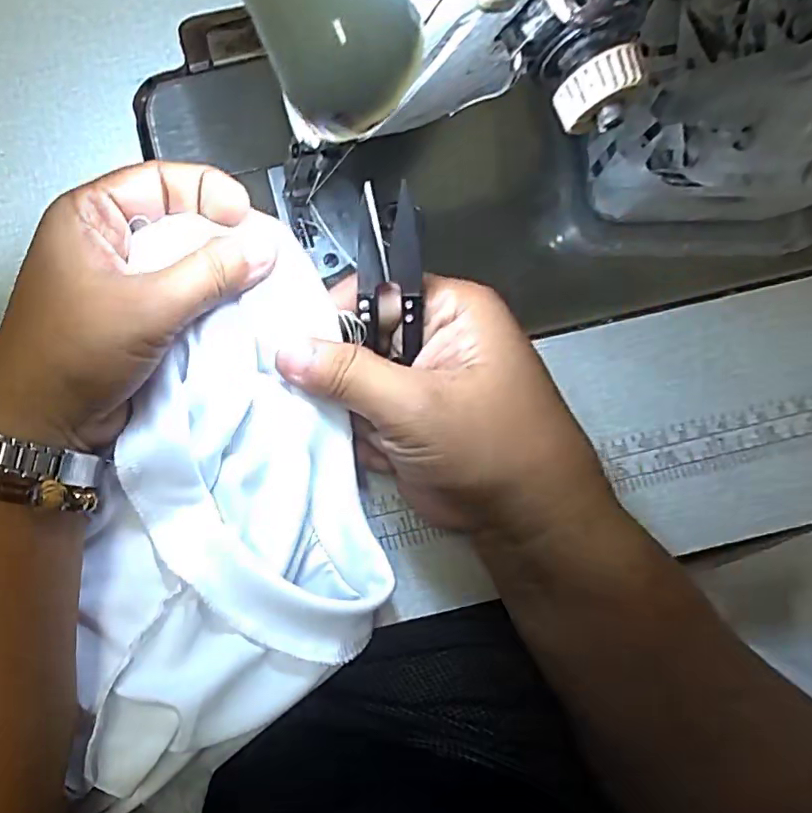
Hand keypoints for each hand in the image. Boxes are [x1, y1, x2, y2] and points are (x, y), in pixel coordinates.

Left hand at [0, 162, 275, 449]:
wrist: (44, 428)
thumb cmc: (67, 358)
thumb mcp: (145, 307)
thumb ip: (209, 274)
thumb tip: (260, 248)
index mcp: (87, 218)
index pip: (158, 180)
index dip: (206, 191)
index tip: (245, 215)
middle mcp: (105, 245)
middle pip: (177, 223)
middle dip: (220, 238)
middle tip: (258, 254)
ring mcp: (122, 285)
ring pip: (184, 266)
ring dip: (218, 277)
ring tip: (253, 285)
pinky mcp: (137, 320)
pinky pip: (182, 301)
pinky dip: (209, 307)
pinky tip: (234, 314)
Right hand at [275, 275, 618, 546]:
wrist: (525, 519)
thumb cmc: (491, 449)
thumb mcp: (414, 405)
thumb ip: (347, 374)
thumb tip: (286, 349)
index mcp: (449, 311)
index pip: (373, 293)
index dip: (332, 317)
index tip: (292, 347)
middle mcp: (433, 339)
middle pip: (359, 338)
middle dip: (339, 374)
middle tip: (321, 399)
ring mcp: (419, 382)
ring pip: (356, 380)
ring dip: (350, 410)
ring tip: (366, 434)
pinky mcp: (408, 419)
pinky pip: (364, 413)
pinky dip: (363, 435)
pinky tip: (380, 453)